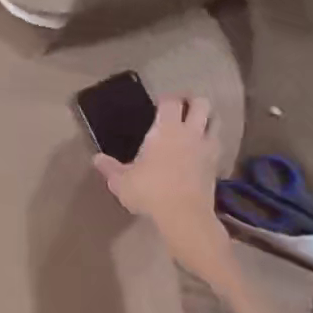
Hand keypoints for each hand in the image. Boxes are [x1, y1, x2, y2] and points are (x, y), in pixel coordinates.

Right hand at [93, 96, 230, 270]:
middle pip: (201, 103)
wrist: (183, 214)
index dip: (166, 98)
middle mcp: (190, 132)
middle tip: (181, 108)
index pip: (171, 101)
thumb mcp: (121, 181)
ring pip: (215, 120)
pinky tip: (200, 150)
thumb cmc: (149, 191)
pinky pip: (216, 144)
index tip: (159, 103)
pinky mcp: (216, 164)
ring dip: (206, 119)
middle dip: (192, 101)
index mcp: (166, 130)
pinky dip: (210, 141)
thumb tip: (96, 158)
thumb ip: (109, 167)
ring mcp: (207, 147)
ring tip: (195, 125)